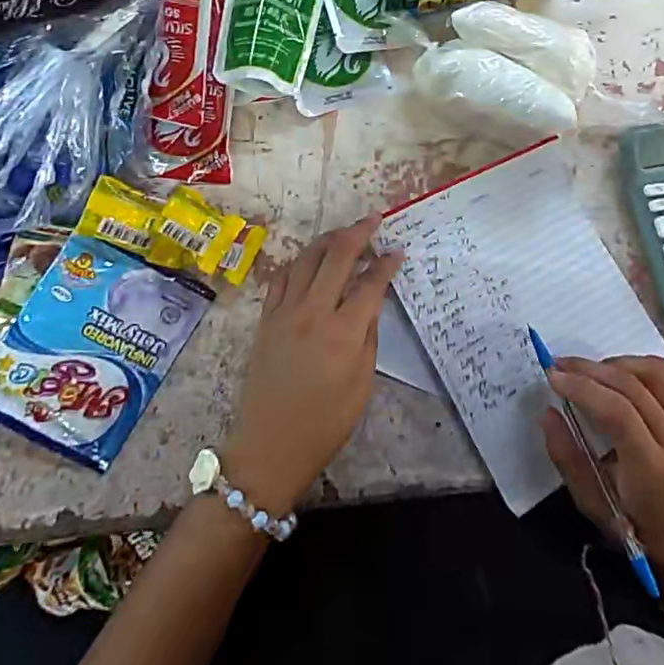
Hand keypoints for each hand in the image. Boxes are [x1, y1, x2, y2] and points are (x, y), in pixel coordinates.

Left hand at [221, 214, 403, 514]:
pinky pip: (282, 277)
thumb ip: (368, 336)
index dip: (387, 263)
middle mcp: (313, 312)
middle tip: (374, 220)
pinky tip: (309, 260)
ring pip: (306, 259)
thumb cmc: (325, 422)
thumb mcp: (362, 383)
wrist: (270, 443)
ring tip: (345, 233)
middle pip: (337, 257)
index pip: (370, 283)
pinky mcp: (265, 318)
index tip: (398, 251)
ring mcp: (284, 312)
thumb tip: (372, 301)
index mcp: (344, 332)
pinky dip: (299, 262)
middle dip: (359, 232)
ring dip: (328, 240)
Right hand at [541, 356, 663, 561]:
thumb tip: (547, 413)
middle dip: (589, 370)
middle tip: (559, 366)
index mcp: (652, 470)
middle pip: (633, 388)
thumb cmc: (628, 520)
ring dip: (616, 363)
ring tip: (589, 370)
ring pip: (655, 374)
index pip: (619, 414)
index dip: (584, 389)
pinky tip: (622, 370)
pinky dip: (646, 364)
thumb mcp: (588, 500)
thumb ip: (566, 456)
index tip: (553, 378)